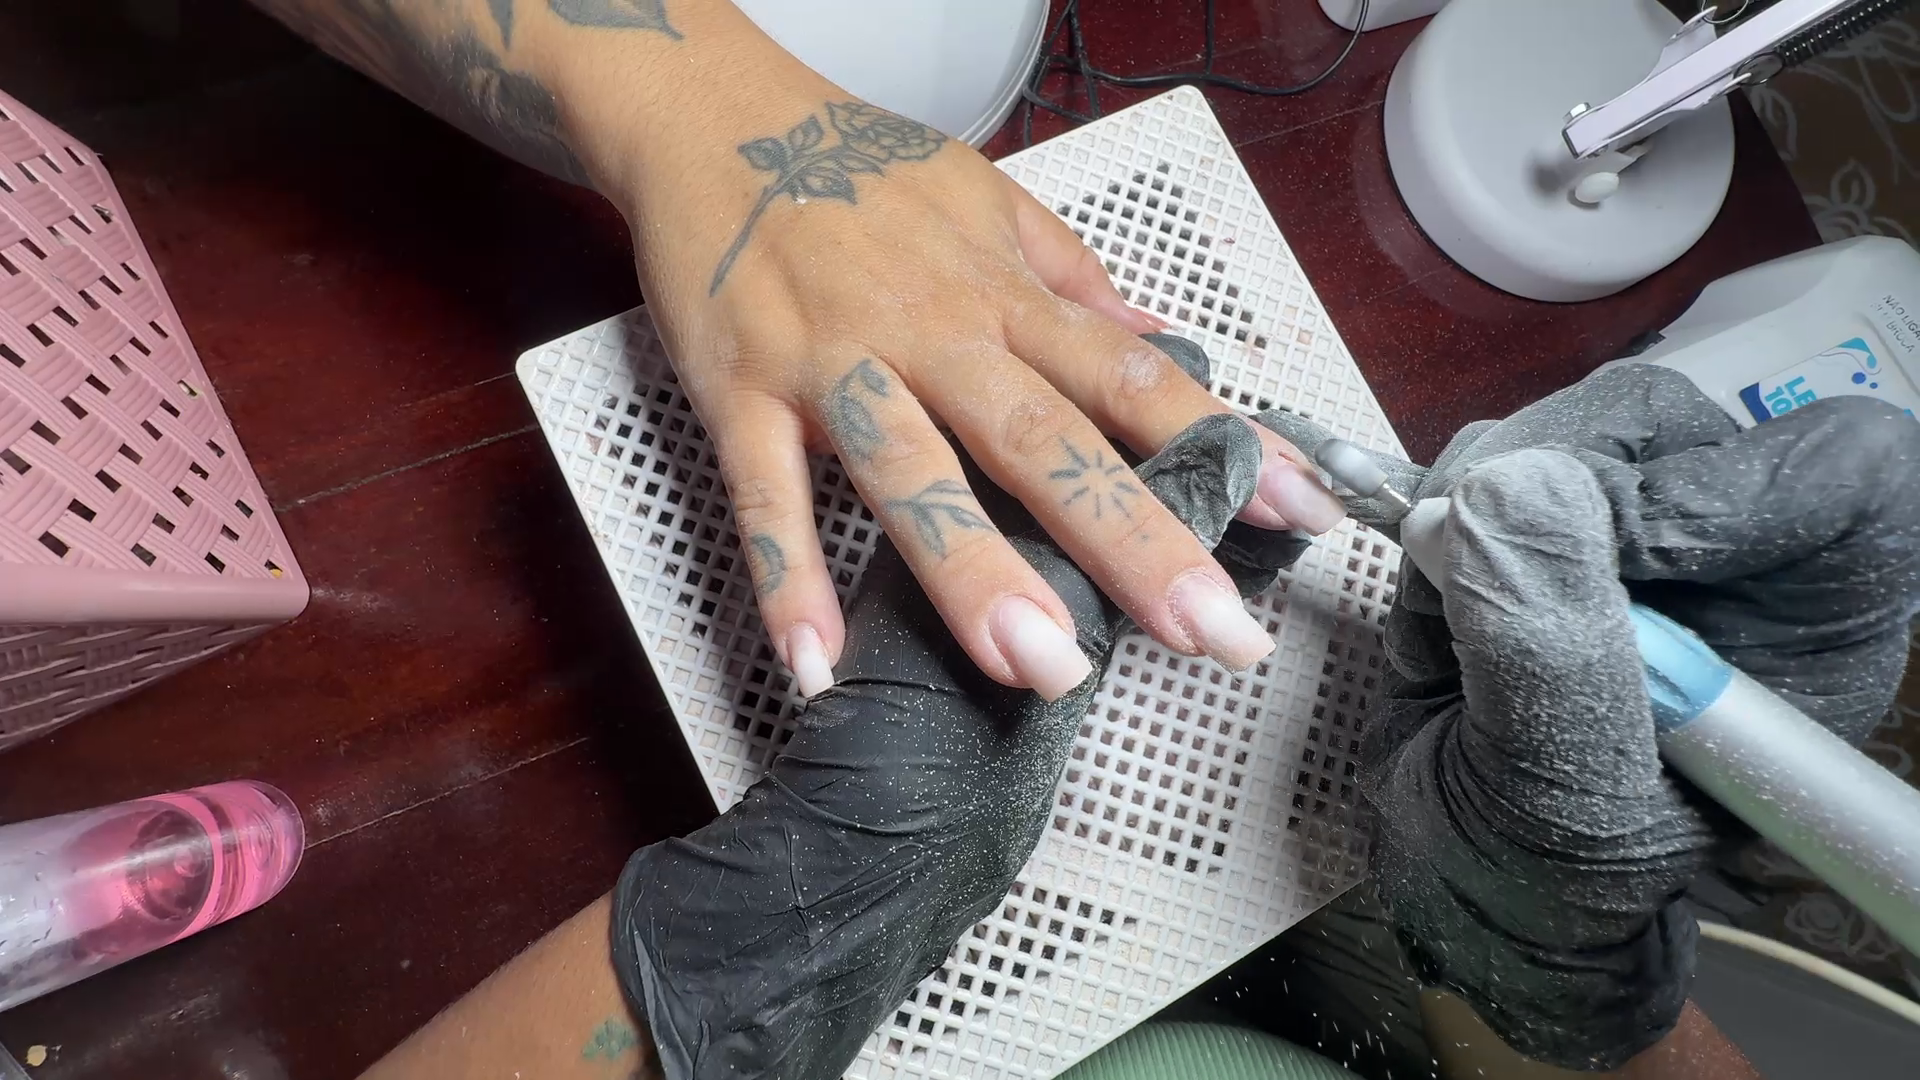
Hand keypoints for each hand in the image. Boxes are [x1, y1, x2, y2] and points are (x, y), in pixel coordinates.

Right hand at [580, 55, 1342, 700]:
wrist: (713, 117)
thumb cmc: (858, 168)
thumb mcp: (986, 201)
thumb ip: (1073, 281)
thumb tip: (1159, 338)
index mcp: (1001, 294)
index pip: (1134, 378)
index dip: (1223, 447)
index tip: (1304, 515)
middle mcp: (932, 335)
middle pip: (1045, 444)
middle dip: (1133, 541)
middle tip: (1210, 636)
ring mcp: (834, 367)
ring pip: (914, 476)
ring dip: (977, 575)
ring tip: (1044, 670)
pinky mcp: (742, 397)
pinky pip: (766, 499)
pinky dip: (789, 581)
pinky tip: (819, 663)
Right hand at [1264, 365, 1919, 1068]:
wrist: (1447, 857)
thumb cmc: (1530, 860)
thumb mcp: (1555, 787)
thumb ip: (1548, 650)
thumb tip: (1502, 489)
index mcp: (1800, 626)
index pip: (1821, 478)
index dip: (1691, 493)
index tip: (1571, 558)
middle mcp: (1715, 558)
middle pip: (1665, 420)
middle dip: (1548, 472)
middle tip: (1461, 554)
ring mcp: (1602, 530)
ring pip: (1554, 427)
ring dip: (1468, 497)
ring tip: (1438, 596)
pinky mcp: (1512, 524)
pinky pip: (1469, 463)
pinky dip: (1423, 509)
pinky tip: (1422, 584)